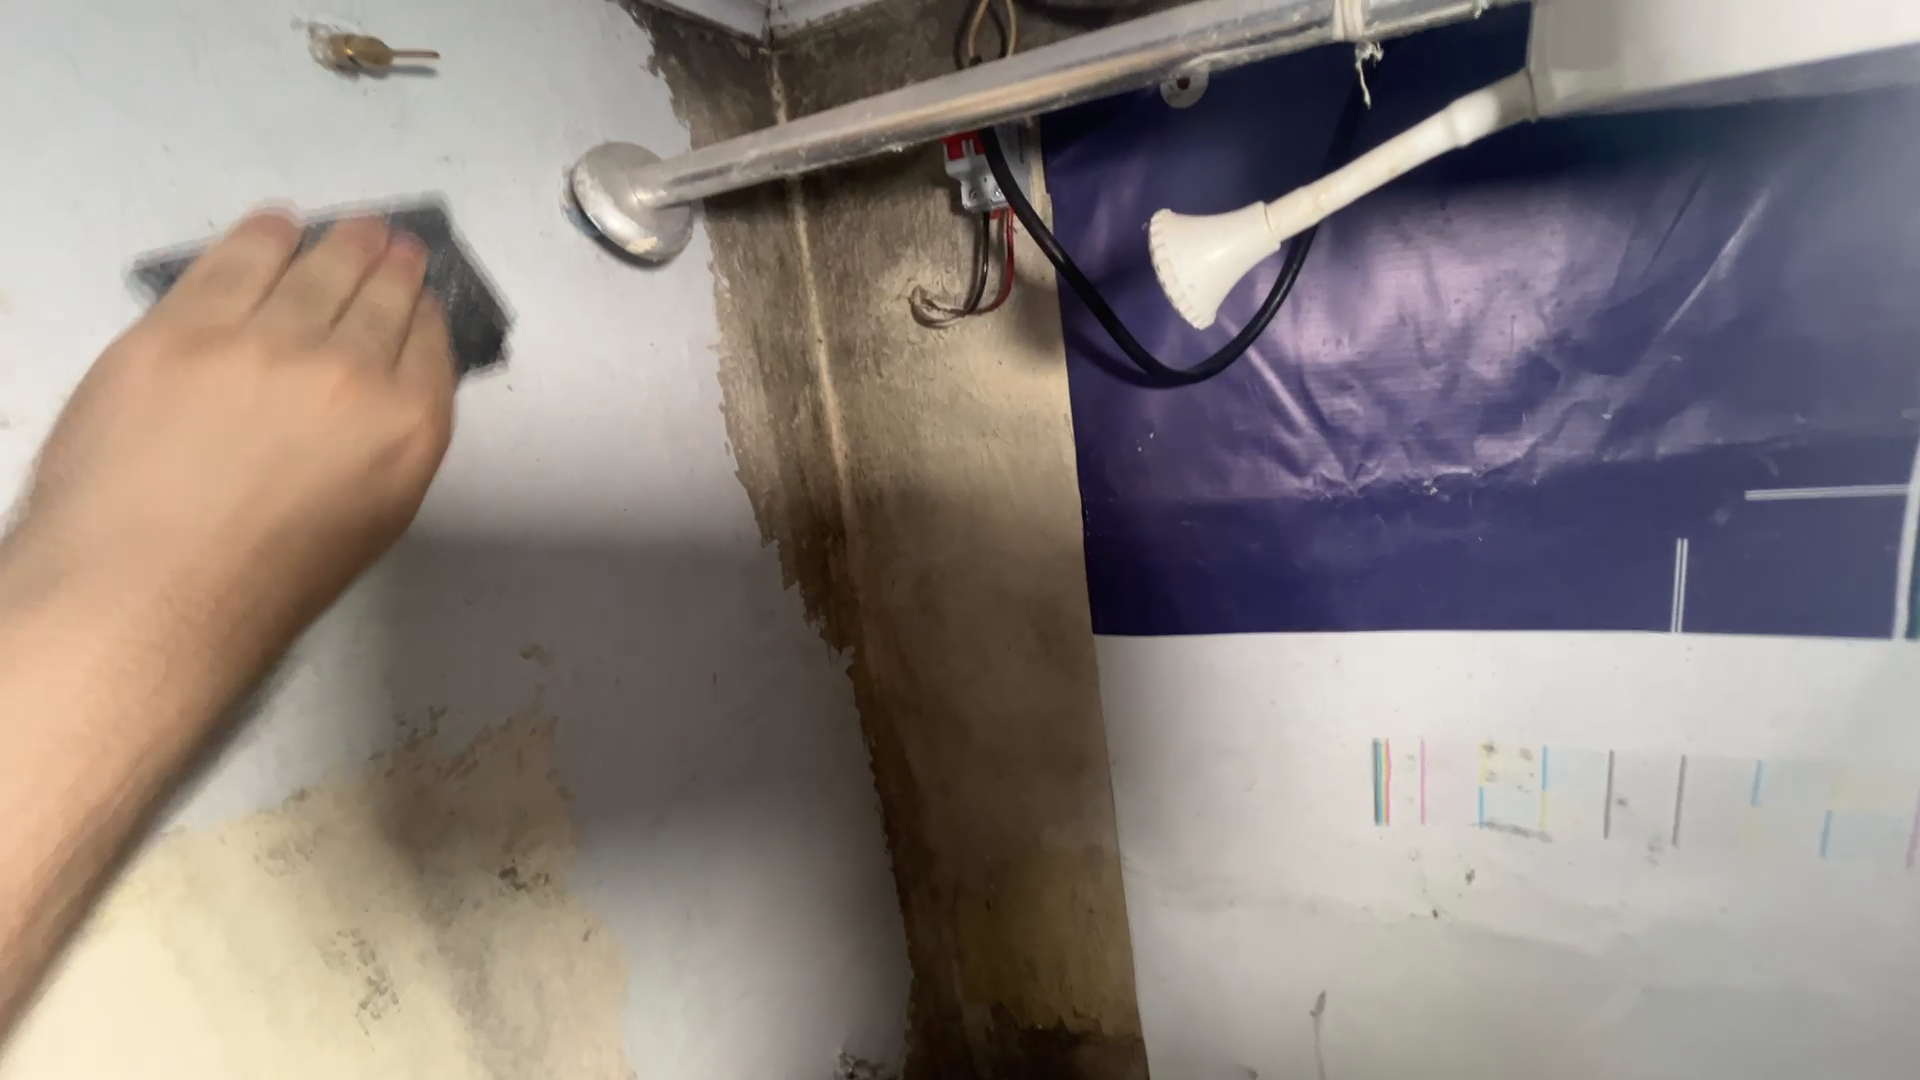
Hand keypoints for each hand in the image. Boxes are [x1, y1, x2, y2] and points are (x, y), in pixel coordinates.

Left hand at [0, 210, 455, 688]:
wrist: (159, 586)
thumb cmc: (289, 565)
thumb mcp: (386, 503)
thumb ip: (400, 433)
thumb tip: (390, 381)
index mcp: (413, 422)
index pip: (429, 342)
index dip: (425, 309)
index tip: (422, 293)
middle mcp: (353, 371)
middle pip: (380, 296)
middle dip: (393, 264)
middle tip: (395, 240)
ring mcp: (262, 344)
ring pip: (315, 271)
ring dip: (341, 242)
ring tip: (354, 226)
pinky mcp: (179, 332)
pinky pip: (231, 266)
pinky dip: (260, 237)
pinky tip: (276, 223)